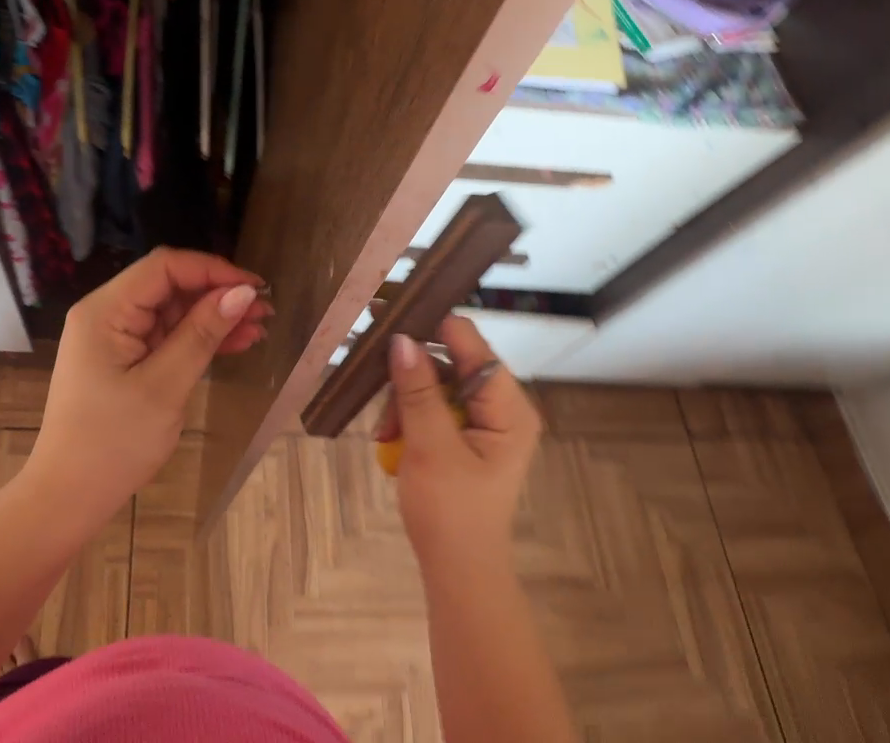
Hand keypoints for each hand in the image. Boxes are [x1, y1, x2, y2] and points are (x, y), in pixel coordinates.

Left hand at [26, 248, 271, 518]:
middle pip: (169, 285)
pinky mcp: (124, 361)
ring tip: (259, 329)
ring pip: (172, 311)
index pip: (164, 267)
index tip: (255, 289)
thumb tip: (242, 292)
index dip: (213, 270)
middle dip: (218, 294)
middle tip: (265, 312)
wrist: (69, 496)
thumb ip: (202, 334)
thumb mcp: (164, 386)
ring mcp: (114, 338)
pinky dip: (198, 339)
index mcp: (105, 310)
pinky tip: (236, 345)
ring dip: (213, 317)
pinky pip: (166, 337)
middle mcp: (107, 314)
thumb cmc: (113, 443)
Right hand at [383, 316, 542, 574]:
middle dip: (412, 377)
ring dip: (406, 401)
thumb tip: (400, 338)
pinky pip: (435, 408)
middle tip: (379, 396)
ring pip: (437, 384)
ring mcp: (486, 422)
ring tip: (385, 432)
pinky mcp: (467, 437)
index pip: (473, 345)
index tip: (388, 318)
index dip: (432, 327)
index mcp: (510, 407)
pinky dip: (410, 418)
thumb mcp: (430, 447)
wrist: (458, 572)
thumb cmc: (450, 513)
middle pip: (452, 363)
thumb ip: (417, 391)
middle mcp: (503, 407)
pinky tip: (392, 438)